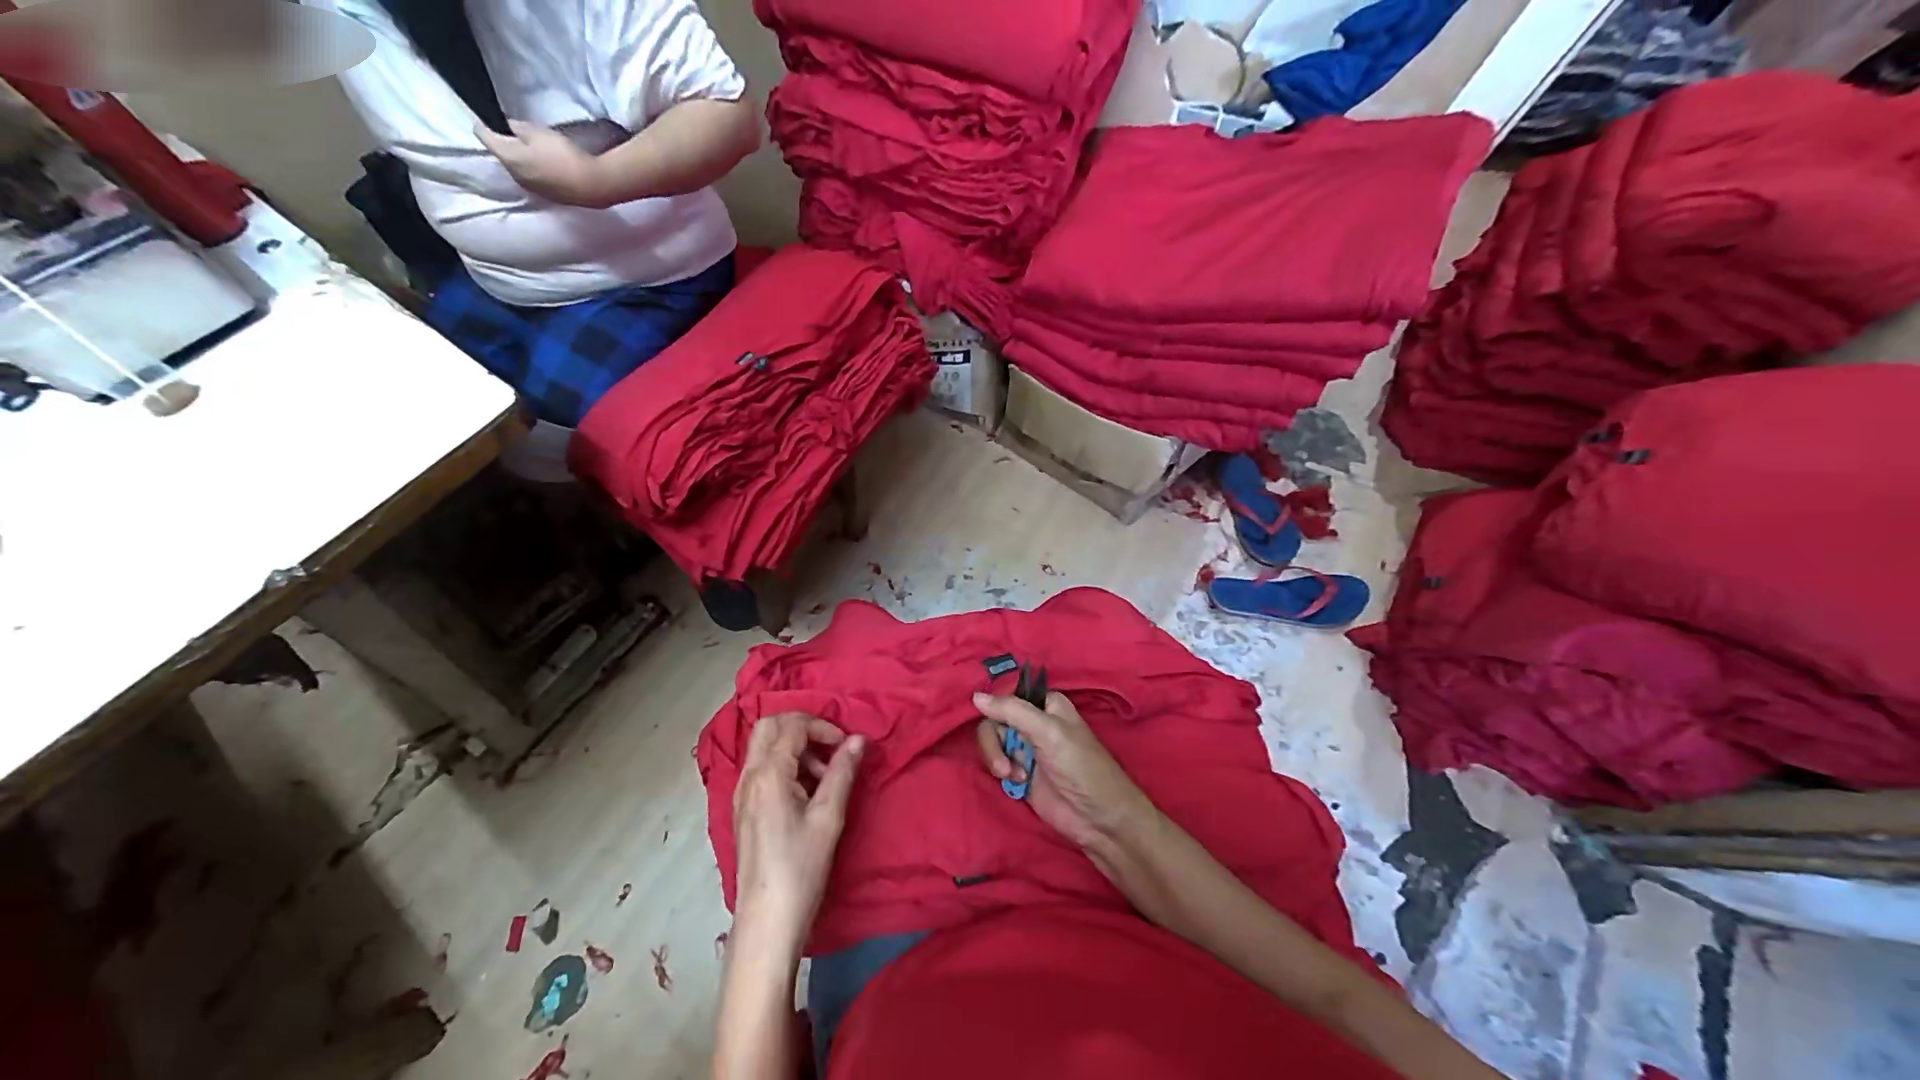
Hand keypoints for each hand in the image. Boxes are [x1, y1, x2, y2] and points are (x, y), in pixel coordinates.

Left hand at [476, 119, 611, 206]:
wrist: (592, 185)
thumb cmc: (563, 154)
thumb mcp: (538, 132)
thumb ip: (519, 127)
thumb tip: (509, 128)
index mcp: (507, 156)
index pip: (483, 136)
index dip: (483, 124)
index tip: (487, 117)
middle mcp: (514, 175)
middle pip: (502, 155)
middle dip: (505, 144)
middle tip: (515, 134)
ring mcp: (531, 188)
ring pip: (518, 168)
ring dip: (521, 159)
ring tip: (533, 151)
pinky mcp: (547, 196)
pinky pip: (533, 179)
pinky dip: (535, 170)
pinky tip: (547, 166)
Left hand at [732, 712, 863, 950]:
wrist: (767, 920)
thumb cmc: (801, 867)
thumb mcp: (829, 817)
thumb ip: (842, 772)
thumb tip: (858, 739)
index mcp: (768, 774)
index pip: (792, 726)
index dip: (823, 726)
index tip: (847, 745)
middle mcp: (748, 777)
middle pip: (769, 726)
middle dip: (803, 727)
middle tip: (831, 747)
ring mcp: (742, 793)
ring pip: (764, 747)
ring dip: (795, 747)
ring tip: (824, 776)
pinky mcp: (744, 809)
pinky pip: (762, 769)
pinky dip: (785, 765)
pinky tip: (807, 792)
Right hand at [974, 691, 1158, 850]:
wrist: (1098, 818)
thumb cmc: (1080, 767)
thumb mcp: (1049, 732)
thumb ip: (1013, 711)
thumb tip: (976, 696)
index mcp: (1046, 704)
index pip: (1008, 694)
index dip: (995, 705)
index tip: (992, 721)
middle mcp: (1033, 722)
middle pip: (994, 719)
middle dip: (993, 741)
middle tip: (1002, 763)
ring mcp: (1025, 748)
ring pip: (992, 741)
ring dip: (996, 757)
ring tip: (1011, 775)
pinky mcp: (1020, 772)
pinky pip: (996, 762)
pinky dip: (1000, 771)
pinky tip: (1017, 782)